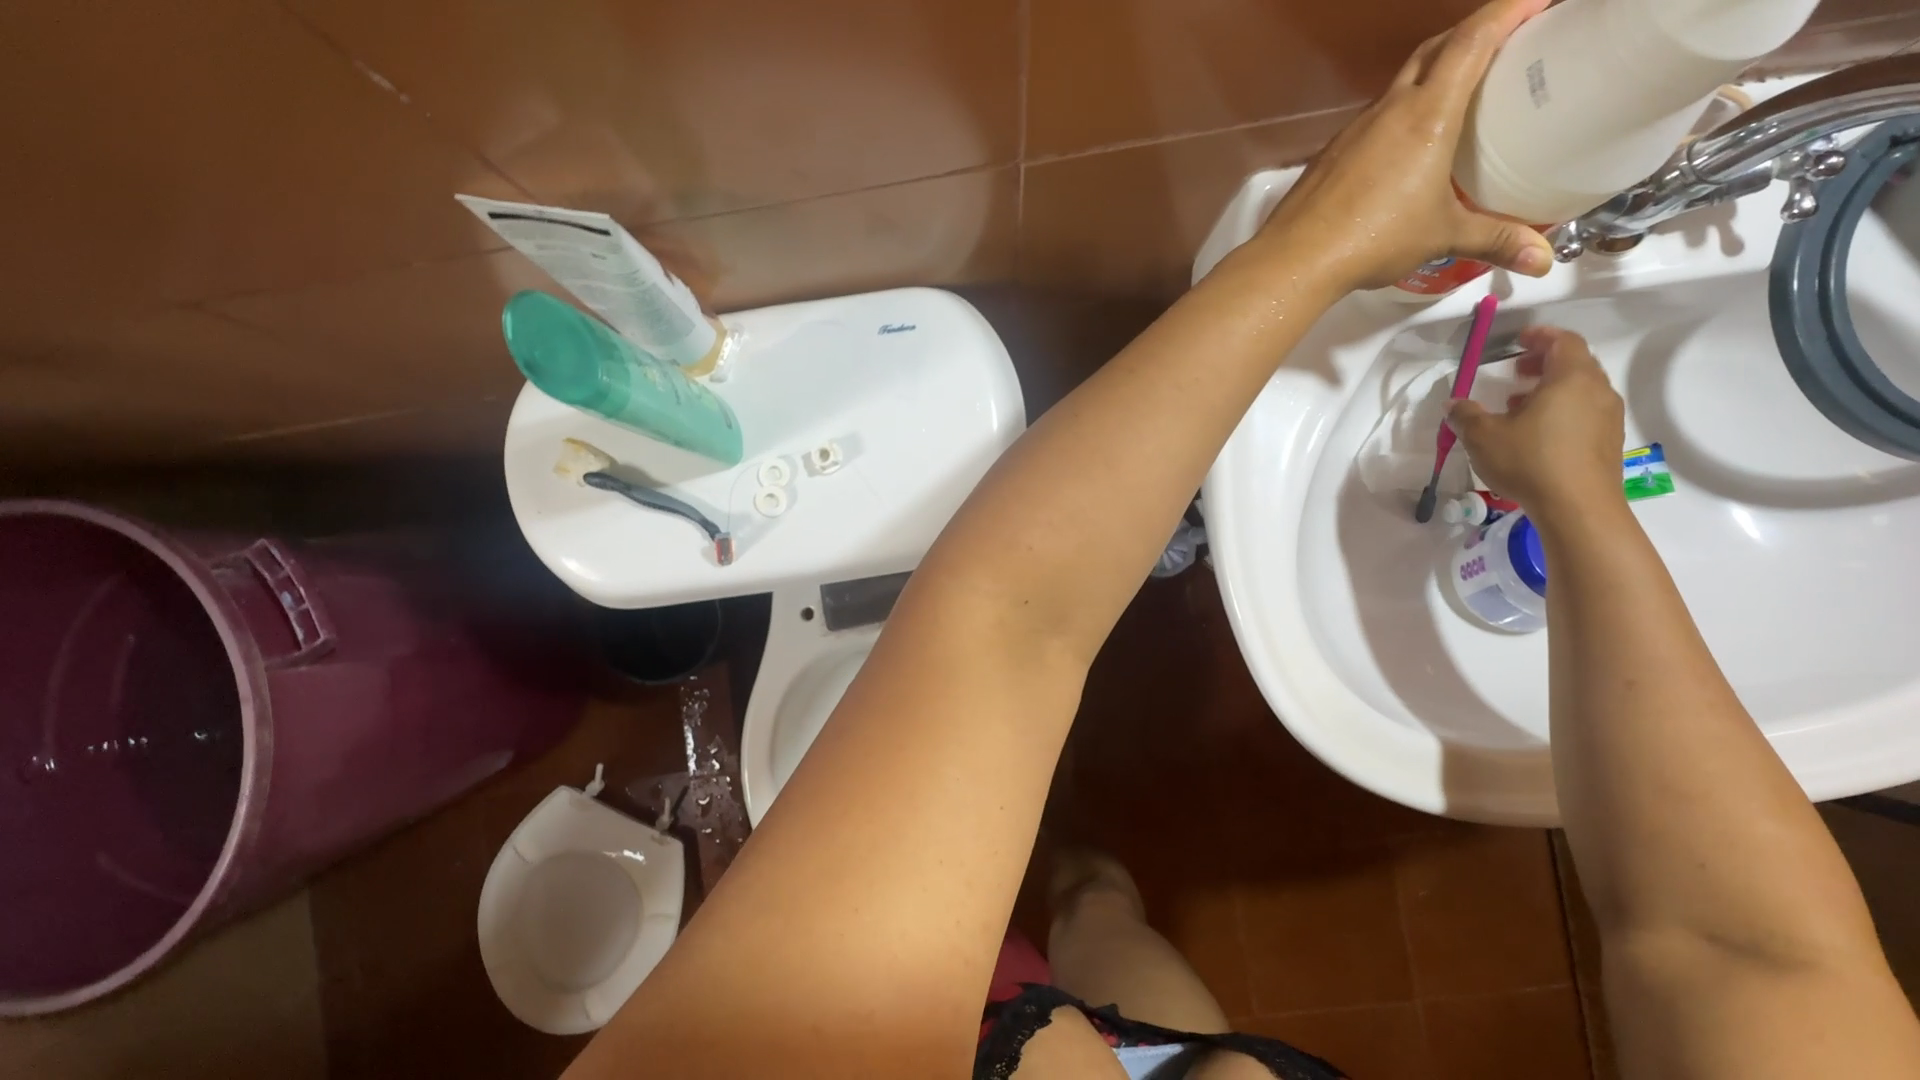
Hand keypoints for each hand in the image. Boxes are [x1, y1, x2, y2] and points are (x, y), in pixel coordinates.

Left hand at [1252, 0, 1554, 291]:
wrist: (1296, 258)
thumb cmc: (1374, 239)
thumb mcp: (1442, 237)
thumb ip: (1494, 240)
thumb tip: (1541, 260)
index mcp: (1427, 115)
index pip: (1470, 42)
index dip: (1505, 11)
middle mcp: (1388, 110)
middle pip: (1432, 51)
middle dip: (1470, 32)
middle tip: (1503, 37)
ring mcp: (1354, 131)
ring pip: (1398, 84)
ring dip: (1430, 74)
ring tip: (1459, 89)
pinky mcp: (1331, 154)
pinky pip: (1373, 119)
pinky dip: (1399, 113)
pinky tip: (1406, 141)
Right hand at [1448, 327, 1625, 521]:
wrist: (1578, 508)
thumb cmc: (1530, 461)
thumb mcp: (1483, 437)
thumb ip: (1465, 415)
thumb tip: (1453, 403)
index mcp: (1570, 379)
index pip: (1564, 341)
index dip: (1541, 336)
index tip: (1519, 339)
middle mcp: (1596, 391)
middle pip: (1575, 363)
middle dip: (1544, 362)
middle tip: (1516, 371)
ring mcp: (1607, 417)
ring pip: (1580, 390)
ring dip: (1551, 389)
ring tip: (1520, 405)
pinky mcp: (1608, 442)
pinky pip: (1584, 412)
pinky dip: (1562, 410)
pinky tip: (1536, 432)